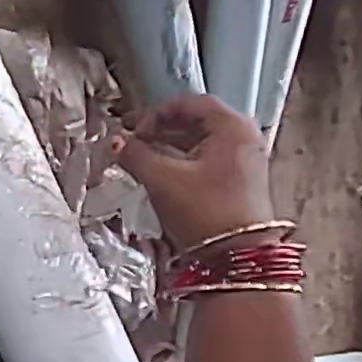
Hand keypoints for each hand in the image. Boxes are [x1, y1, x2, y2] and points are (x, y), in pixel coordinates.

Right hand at [112, 94, 274, 248]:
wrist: (236, 258)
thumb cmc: (206, 213)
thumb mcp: (163, 179)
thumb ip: (136, 155)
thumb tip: (117, 142)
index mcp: (232, 126)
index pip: (189, 103)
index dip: (156, 113)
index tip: (134, 130)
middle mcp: (243, 138)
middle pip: (195, 121)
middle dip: (160, 129)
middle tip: (133, 140)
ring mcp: (244, 162)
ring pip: (199, 142)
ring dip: (168, 146)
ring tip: (141, 158)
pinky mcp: (239, 183)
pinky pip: (206, 161)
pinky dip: (181, 162)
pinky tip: (161, 174)